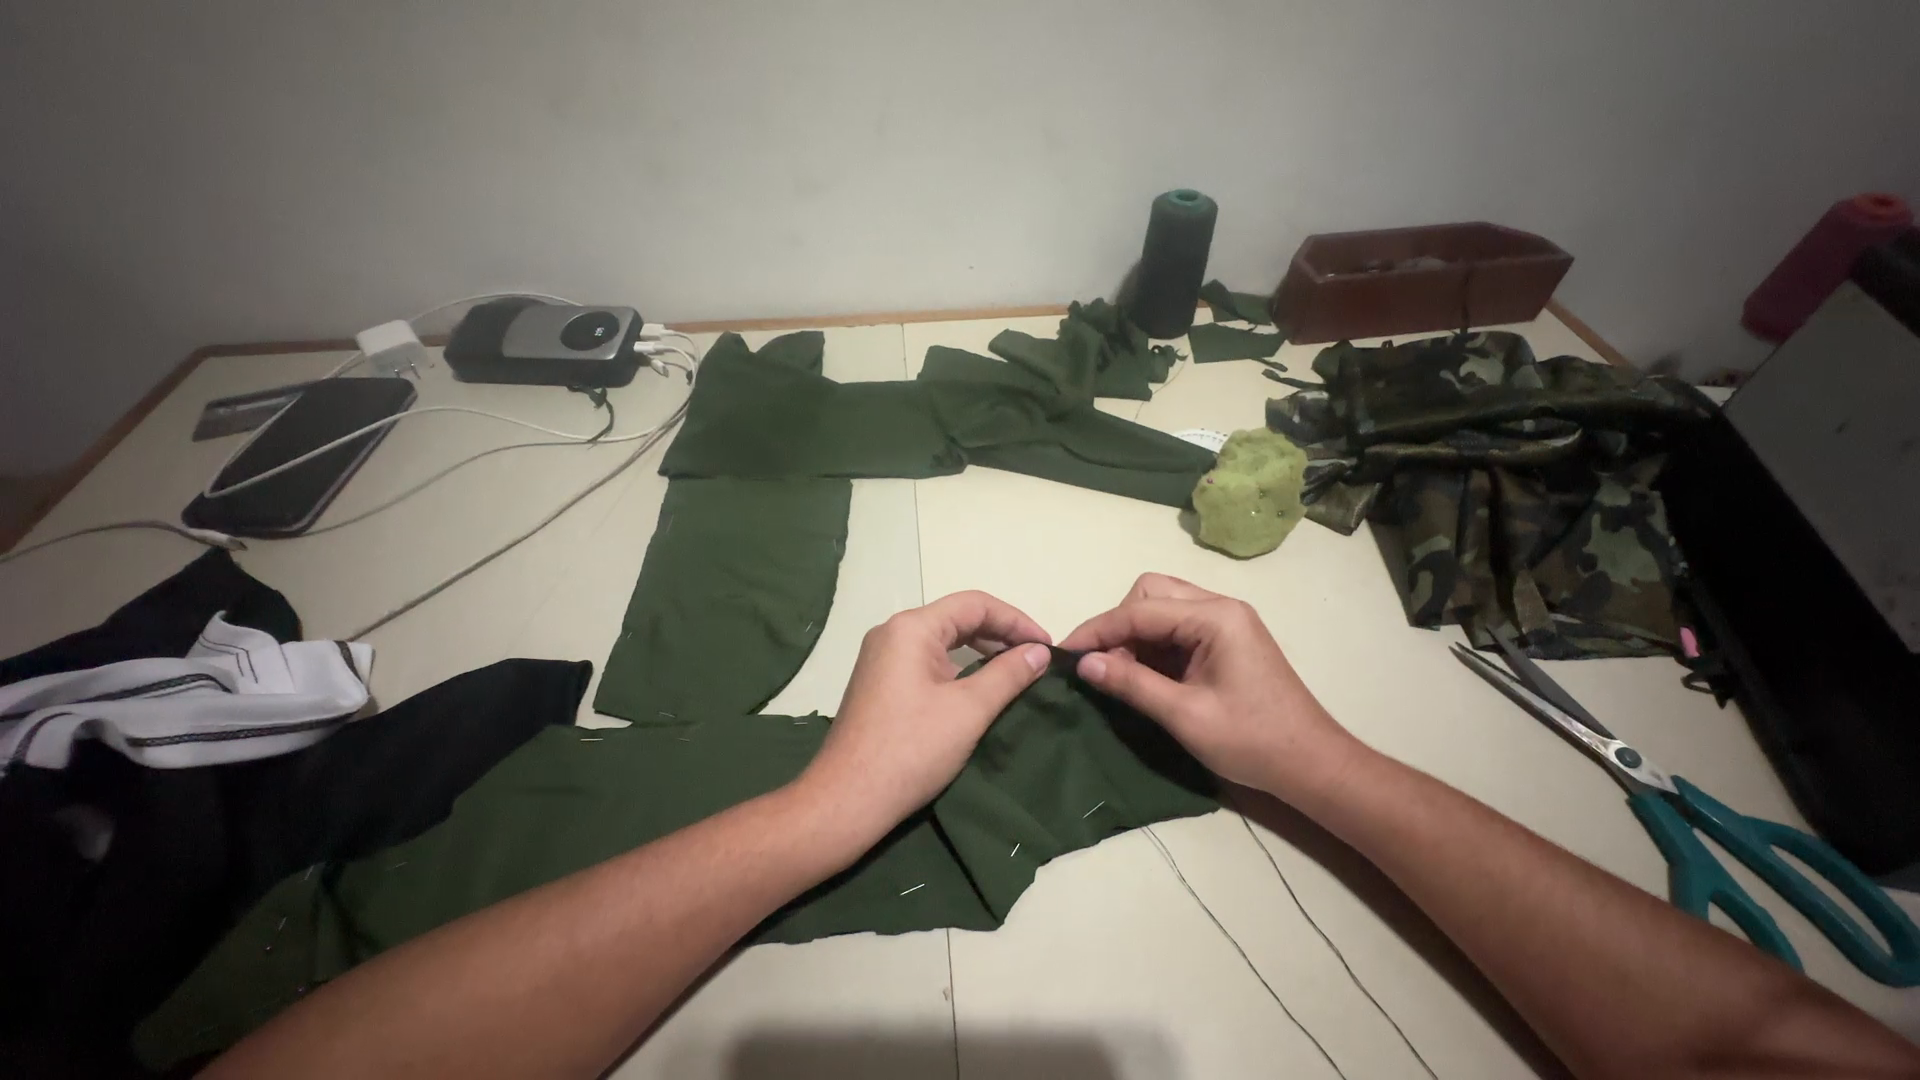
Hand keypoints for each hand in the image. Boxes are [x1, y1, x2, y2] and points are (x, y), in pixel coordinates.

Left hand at [795, 591, 1051, 844]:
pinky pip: (927, 661)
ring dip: (981, 651)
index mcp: (911, 628)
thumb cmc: (911, 749)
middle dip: (1000, 634)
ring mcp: (881, 658)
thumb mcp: (969, 710)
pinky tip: (979, 689)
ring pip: (942, 641)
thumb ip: (1008, 674)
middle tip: (1037, 659)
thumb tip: (1039, 651)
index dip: (1016, 621)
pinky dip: (958, 668)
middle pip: (957, 618)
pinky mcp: (879, 683)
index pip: (974, 604)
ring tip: (1016, 672)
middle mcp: (892, 633)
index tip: (1047, 646)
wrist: (847, 799)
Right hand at [1060, 573, 1356, 799]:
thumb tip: (1083, 664)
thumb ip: (1132, 684)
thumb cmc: (1252, 741)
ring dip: (1133, 636)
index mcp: (1216, 617)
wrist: (1311, 765)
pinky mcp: (1224, 642)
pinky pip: (1175, 629)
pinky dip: (1152, 647)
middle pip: (1150, 594)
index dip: (1097, 630)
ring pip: (1161, 608)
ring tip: (1117, 674)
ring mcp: (1224, 623)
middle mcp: (1220, 608)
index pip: (1140, 610)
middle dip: (1118, 625)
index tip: (1065, 654)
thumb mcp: (1185, 715)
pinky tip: (1141, 676)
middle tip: (1101, 666)